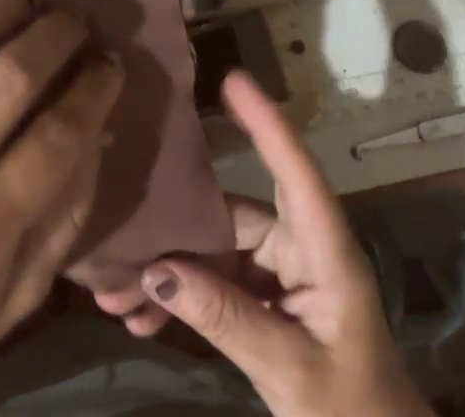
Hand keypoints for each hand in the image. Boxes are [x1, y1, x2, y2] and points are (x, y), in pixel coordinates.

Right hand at [90, 72, 431, 416]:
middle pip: (227, 219)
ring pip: (208, 254)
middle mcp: (298, 251)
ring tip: (110, 298)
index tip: (233, 81)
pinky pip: (209, 286)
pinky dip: (175, 299)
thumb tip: (155, 269)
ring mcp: (277, 277)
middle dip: (170, 236)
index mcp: (325, 253)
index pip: (298, 175)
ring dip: (162, 273)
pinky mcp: (260, 304)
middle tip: (113, 252)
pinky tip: (136, 319)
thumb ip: (225, 317)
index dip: (267, 126)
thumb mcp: (290, 369)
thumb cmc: (354, 412)